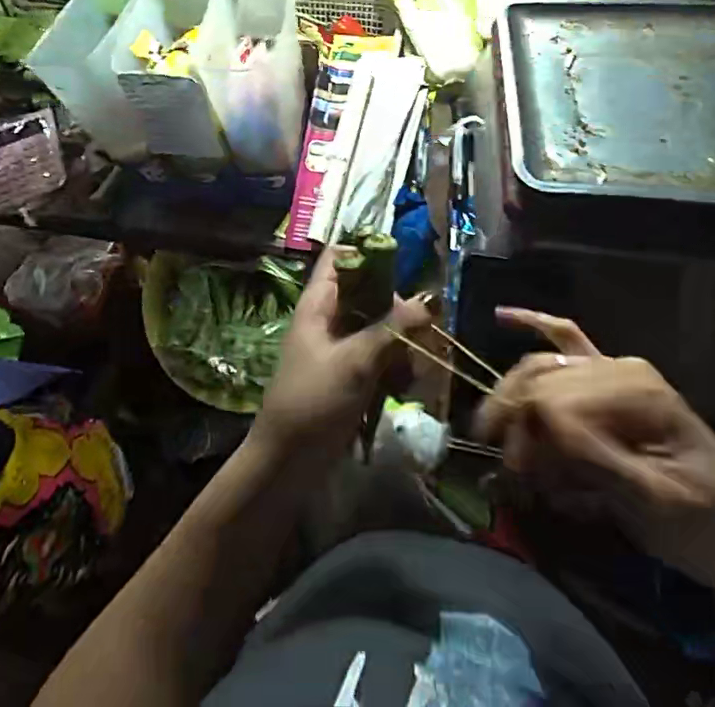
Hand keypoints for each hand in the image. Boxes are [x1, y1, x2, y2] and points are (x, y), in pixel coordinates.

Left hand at [251, 247, 429, 462]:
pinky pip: (380, 356)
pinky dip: (396, 365)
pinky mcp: (350, 373)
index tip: (404, 272)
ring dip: (402, 343)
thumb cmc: (312, 402)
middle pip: (369, 293)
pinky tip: (407, 385)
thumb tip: (427, 301)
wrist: (287, 460)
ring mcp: (340, 346)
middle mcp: (329, 318)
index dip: (368, 254)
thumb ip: (390, 329)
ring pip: (379, 327)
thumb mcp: (353, 362)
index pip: (340, 257)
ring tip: (416, 367)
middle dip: (399, 309)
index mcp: (318, 304)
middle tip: (424, 331)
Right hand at [476, 308, 714, 593]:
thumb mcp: (655, 500)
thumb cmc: (709, 526)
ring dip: (516, 405)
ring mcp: (613, 373)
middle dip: (516, 422)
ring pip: (539, 369)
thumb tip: (539, 420)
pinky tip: (503, 315)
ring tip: (512, 450)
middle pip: (539, 380)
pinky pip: (565, 341)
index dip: (527, 434)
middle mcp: (620, 369)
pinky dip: (535, 324)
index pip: (555, 397)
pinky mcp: (608, 385)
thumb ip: (598, 457)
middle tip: (511, 471)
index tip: (520, 476)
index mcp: (637, 389)